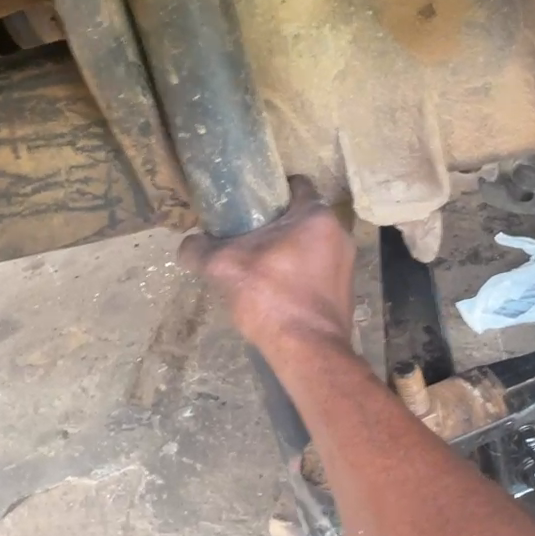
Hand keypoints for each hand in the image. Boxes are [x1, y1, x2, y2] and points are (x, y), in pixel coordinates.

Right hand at [179, 177, 356, 357]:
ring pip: (311, 245)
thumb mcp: (224, 267)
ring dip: (288, 250)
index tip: (251, 202)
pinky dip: (299, 273)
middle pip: (302, 217)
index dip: (273, 188)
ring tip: (259, 264)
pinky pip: (318, 270)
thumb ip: (200, 250)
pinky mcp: (345, 290)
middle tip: (247, 235)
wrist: (308, 351)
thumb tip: (187, 245)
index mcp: (316, 216)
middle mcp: (339, 233)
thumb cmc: (271, 297)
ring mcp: (346, 264)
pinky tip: (276, 290)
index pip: (297, 184)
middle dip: (277, 224)